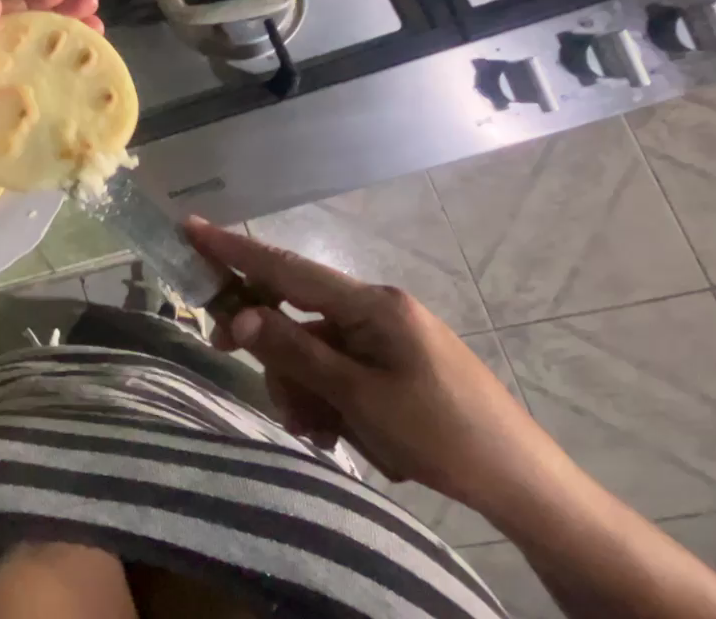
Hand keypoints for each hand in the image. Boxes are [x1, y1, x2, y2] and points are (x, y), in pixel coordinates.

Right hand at [187, 218, 562, 511]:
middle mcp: (375, 310)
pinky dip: (323, 397)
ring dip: (300, 387)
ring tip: (316, 431)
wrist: (526, 487)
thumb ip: (293, 351)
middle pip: (292, 315)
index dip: (232, 250)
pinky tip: (333, 431)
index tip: (189, 227)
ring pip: (310, 349)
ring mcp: (386, 338)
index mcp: (372, 305)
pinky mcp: (393, 364)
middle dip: (273, 354)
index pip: (285, 269)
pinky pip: (335, 368)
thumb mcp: (358, 396)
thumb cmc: (444, 435)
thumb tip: (238, 314)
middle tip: (255, 382)